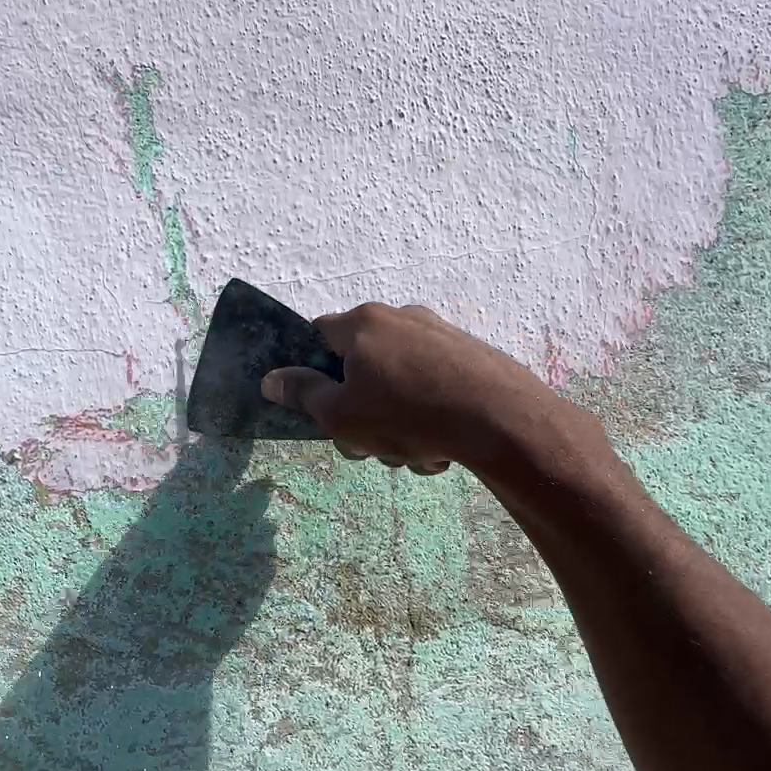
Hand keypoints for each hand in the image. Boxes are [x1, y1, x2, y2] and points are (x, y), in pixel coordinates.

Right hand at [260, 303, 613, 485]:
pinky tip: (440, 447)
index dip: (309, 371)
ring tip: (411, 452)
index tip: (319, 404)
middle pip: (359, 366)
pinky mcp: (472, 356)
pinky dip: (428, 418)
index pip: (316, 336)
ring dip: (394, 423)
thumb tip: (271, 378)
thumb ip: (301, 393)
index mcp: (362, 324)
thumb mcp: (339, 414)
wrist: (500, 420)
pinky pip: (432, 389)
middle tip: (368, 444)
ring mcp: (440, 334)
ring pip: (397, 384)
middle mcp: (401, 318)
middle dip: (358, 410)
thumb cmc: (404, 415)